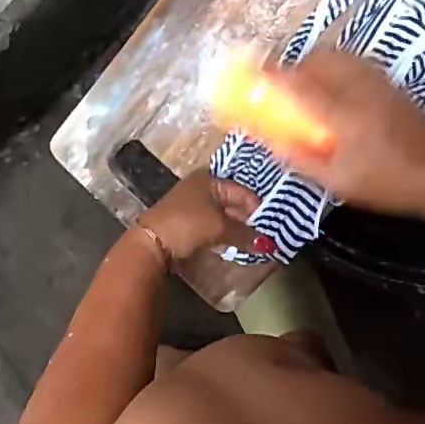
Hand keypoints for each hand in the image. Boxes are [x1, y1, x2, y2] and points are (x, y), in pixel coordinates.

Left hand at [137, 173, 263, 262]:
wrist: (150, 243)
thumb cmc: (187, 225)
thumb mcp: (219, 227)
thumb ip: (245, 234)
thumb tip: (269, 245)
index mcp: (209, 179)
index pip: (243, 191)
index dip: (259, 209)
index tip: (274, 226)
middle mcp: (201, 187)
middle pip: (234, 202)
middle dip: (250, 219)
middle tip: (268, 236)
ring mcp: (193, 204)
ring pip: (224, 215)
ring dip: (238, 228)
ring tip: (255, 242)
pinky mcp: (187, 221)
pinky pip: (213, 225)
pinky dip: (225, 233)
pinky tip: (235, 244)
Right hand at [266, 49, 424, 215]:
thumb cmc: (385, 183)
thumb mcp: (337, 181)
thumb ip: (302, 159)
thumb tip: (273, 143)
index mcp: (343, 117)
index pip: (301, 86)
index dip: (275, 76)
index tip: (257, 74)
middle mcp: (359, 91)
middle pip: (320, 60)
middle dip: (296, 65)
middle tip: (285, 82)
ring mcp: (377, 83)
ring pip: (338, 56)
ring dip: (316, 62)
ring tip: (307, 80)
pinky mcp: (390, 82)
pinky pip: (355, 61)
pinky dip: (336, 65)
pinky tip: (333, 83)